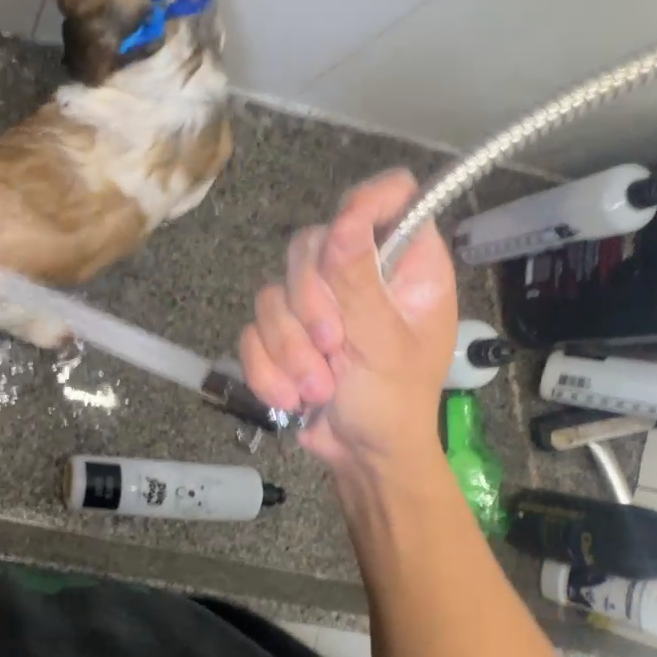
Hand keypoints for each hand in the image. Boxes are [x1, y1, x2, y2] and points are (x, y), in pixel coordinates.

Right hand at [239, 169, 457, 475]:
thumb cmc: (394, 402)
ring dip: (289, 352)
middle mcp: (357, 272)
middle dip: (308, 308)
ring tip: (317, 389)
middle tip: (331, 347)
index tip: (342, 236)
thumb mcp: (384, 344)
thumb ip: (359, 282)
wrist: (361, 457)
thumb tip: (343, 222)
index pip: (391, 199)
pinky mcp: (281, 334)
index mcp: (404, 264)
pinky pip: (253, 333)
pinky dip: (267, 370)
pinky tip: (293, 397)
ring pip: (272, 296)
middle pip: (309, 247)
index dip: (365, 204)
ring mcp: (314, 304)